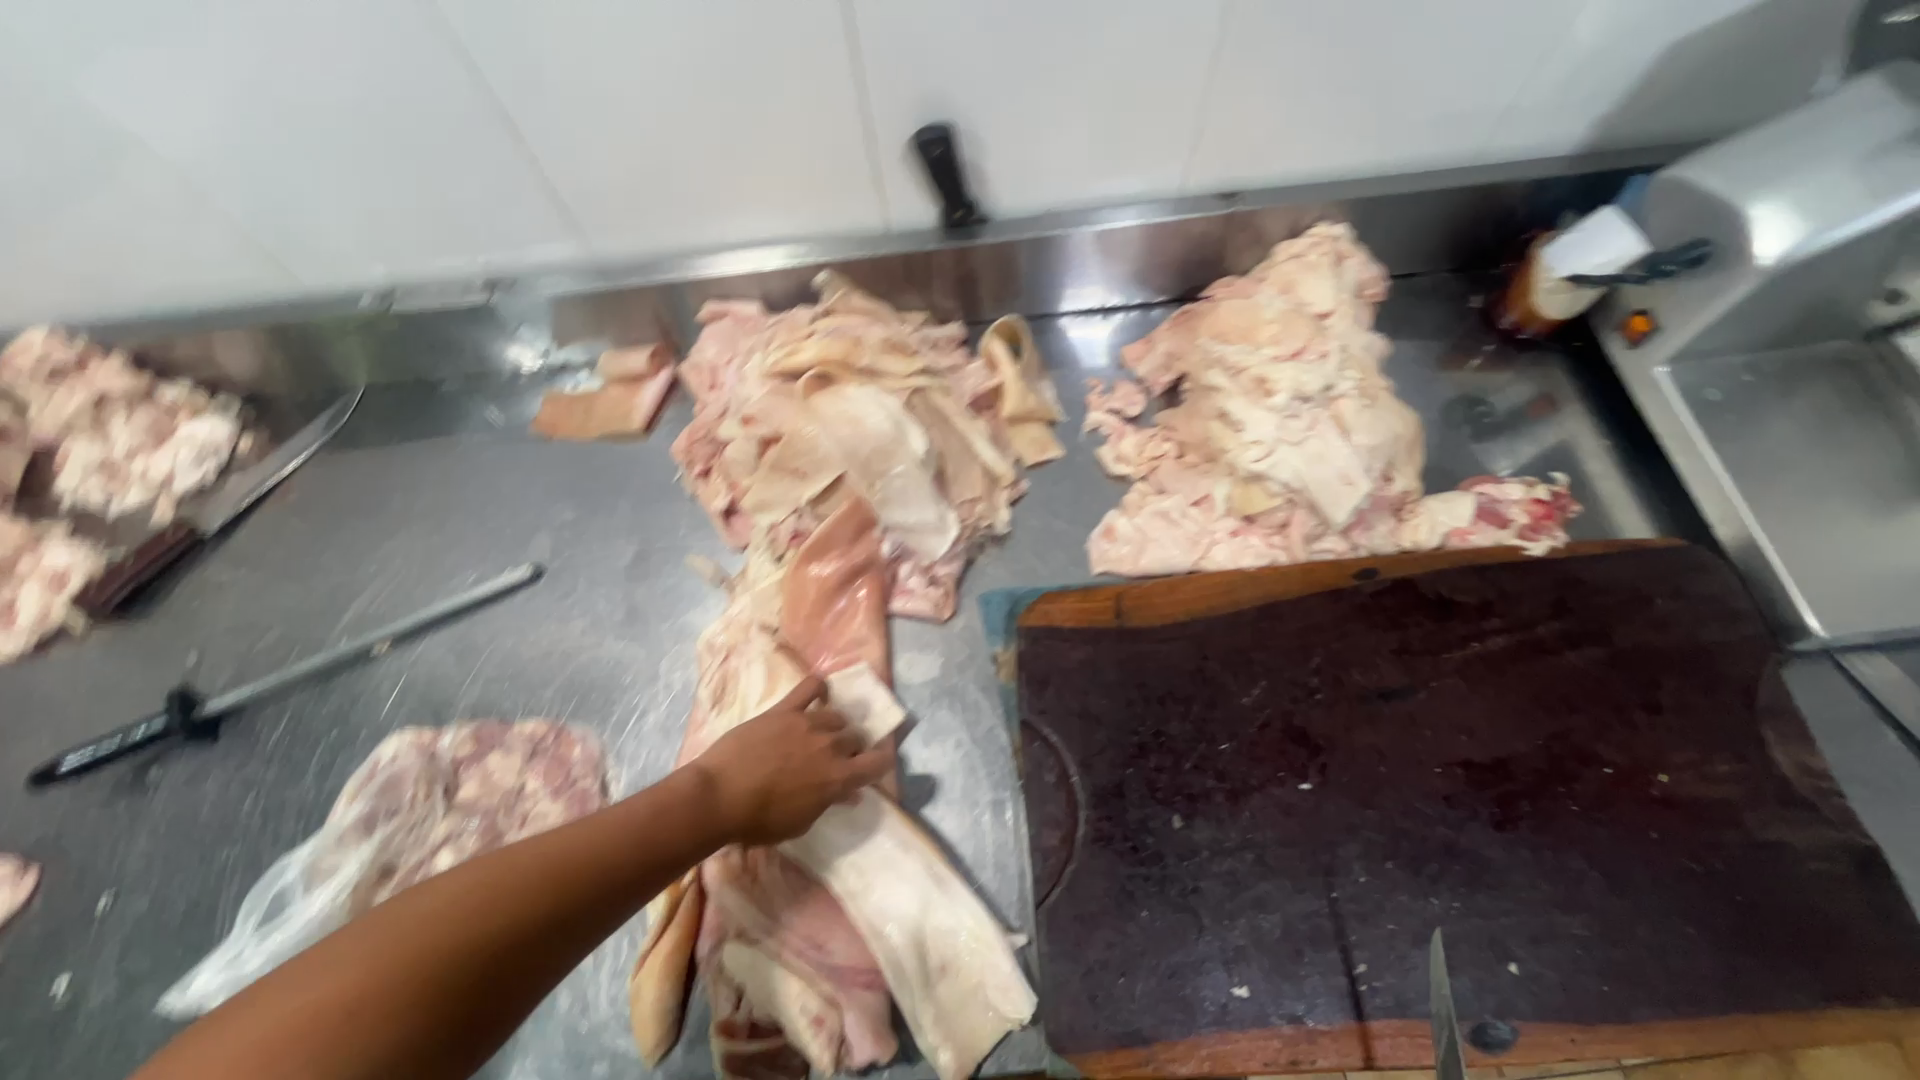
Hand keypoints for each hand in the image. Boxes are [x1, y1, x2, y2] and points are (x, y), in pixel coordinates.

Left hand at [691, 675, 896, 845]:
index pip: (878, 763)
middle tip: (834, 758)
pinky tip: (820, 694)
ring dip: (834, 726)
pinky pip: (811, 687)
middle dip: (851, 748)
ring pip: (837, 716)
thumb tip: (848, 794)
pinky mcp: (785, 710)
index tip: (871, 767)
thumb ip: (827, 803)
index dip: (879, 763)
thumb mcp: (800, 822)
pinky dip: (820, 687)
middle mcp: (831, 746)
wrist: (718, 797)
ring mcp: (808, 723)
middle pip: (856, 738)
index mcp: (838, 778)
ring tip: (819, 734)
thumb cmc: (758, 821)